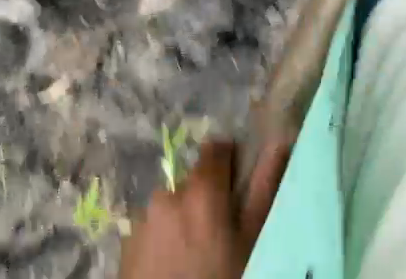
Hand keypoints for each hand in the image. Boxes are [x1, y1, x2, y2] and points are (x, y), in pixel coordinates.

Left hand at [118, 140, 289, 278]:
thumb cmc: (220, 277)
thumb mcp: (251, 237)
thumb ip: (264, 186)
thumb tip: (279, 142)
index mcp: (201, 189)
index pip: (216, 149)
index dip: (229, 160)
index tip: (237, 184)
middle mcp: (168, 194)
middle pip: (193, 180)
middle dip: (207, 195)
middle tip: (219, 229)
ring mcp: (142, 219)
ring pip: (172, 204)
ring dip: (183, 217)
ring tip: (194, 251)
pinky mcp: (126, 243)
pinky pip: (152, 227)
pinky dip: (164, 236)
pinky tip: (174, 262)